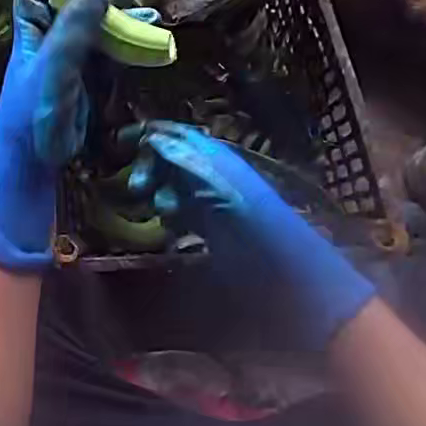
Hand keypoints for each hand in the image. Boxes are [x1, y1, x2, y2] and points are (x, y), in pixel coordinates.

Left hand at [0, 0, 143, 270]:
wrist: (36, 164)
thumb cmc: (34, 115)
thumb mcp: (53, 68)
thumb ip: (74, 29)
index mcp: (32, 31)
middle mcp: (51, 40)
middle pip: (75, 3)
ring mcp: (72, 60)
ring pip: (98, 28)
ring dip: (123, 19)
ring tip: (149, 16)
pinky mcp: (90, 79)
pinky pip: (113, 53)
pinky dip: (131, 44)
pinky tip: (152, 42)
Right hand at [124, 120, 373, 346]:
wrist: (305, 292)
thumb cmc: (267, 241)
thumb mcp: (227, 195)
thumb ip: (193, 164)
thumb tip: (157, 138)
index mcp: (223, 163)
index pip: (181, 136)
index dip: (151, 134)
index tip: (120, 141)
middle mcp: (220, 176)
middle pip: (176, 158)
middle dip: (151, 166)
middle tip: (133, 188)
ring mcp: (220, 203)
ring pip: (179, 185)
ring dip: (160, 191)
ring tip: (151, 209)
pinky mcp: (221, 229)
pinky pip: (188, 210)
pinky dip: (171, 214)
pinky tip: (164, 228)